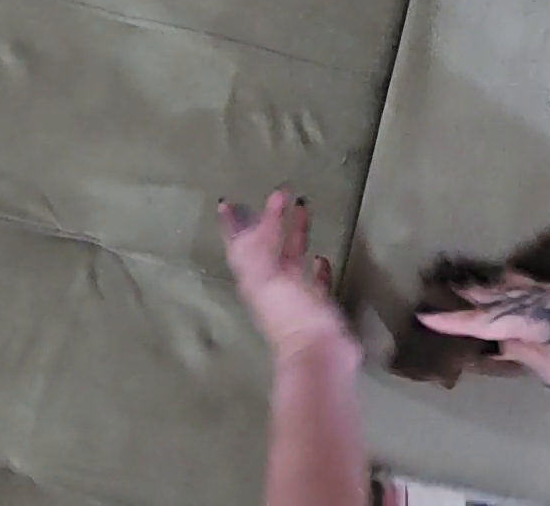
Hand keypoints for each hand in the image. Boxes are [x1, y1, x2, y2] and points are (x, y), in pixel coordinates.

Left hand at [219, 190, 358, 367]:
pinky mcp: (319, 306)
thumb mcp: (266, 279)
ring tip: (304, 210)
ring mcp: (297, 296)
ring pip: (293, 258)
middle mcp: (273, 285)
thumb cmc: (291, 314)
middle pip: (268, 247)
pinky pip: (316, 281)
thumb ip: (257, 251)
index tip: (226, 202)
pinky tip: (323, 257)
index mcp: (256, 279)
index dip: (232, 225)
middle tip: (280, 193)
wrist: (319, 355)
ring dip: (296, 234)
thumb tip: (251, 222)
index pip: (241, 245)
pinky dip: (318, 268)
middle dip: (271, 220)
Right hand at [417, 272, 549, 415]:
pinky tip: (511, 280)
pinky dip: (518, 284)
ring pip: (519, 286)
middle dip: (474, 294)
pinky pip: (536, 285)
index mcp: (537, 317)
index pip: (488, 318)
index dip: (456, 320)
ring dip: (495, 286)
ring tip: (472, 282)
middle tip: (446, 287)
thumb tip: (498, 339)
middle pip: (502, 294)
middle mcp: (547, 297)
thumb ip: (525, 351)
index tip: (427, 316)